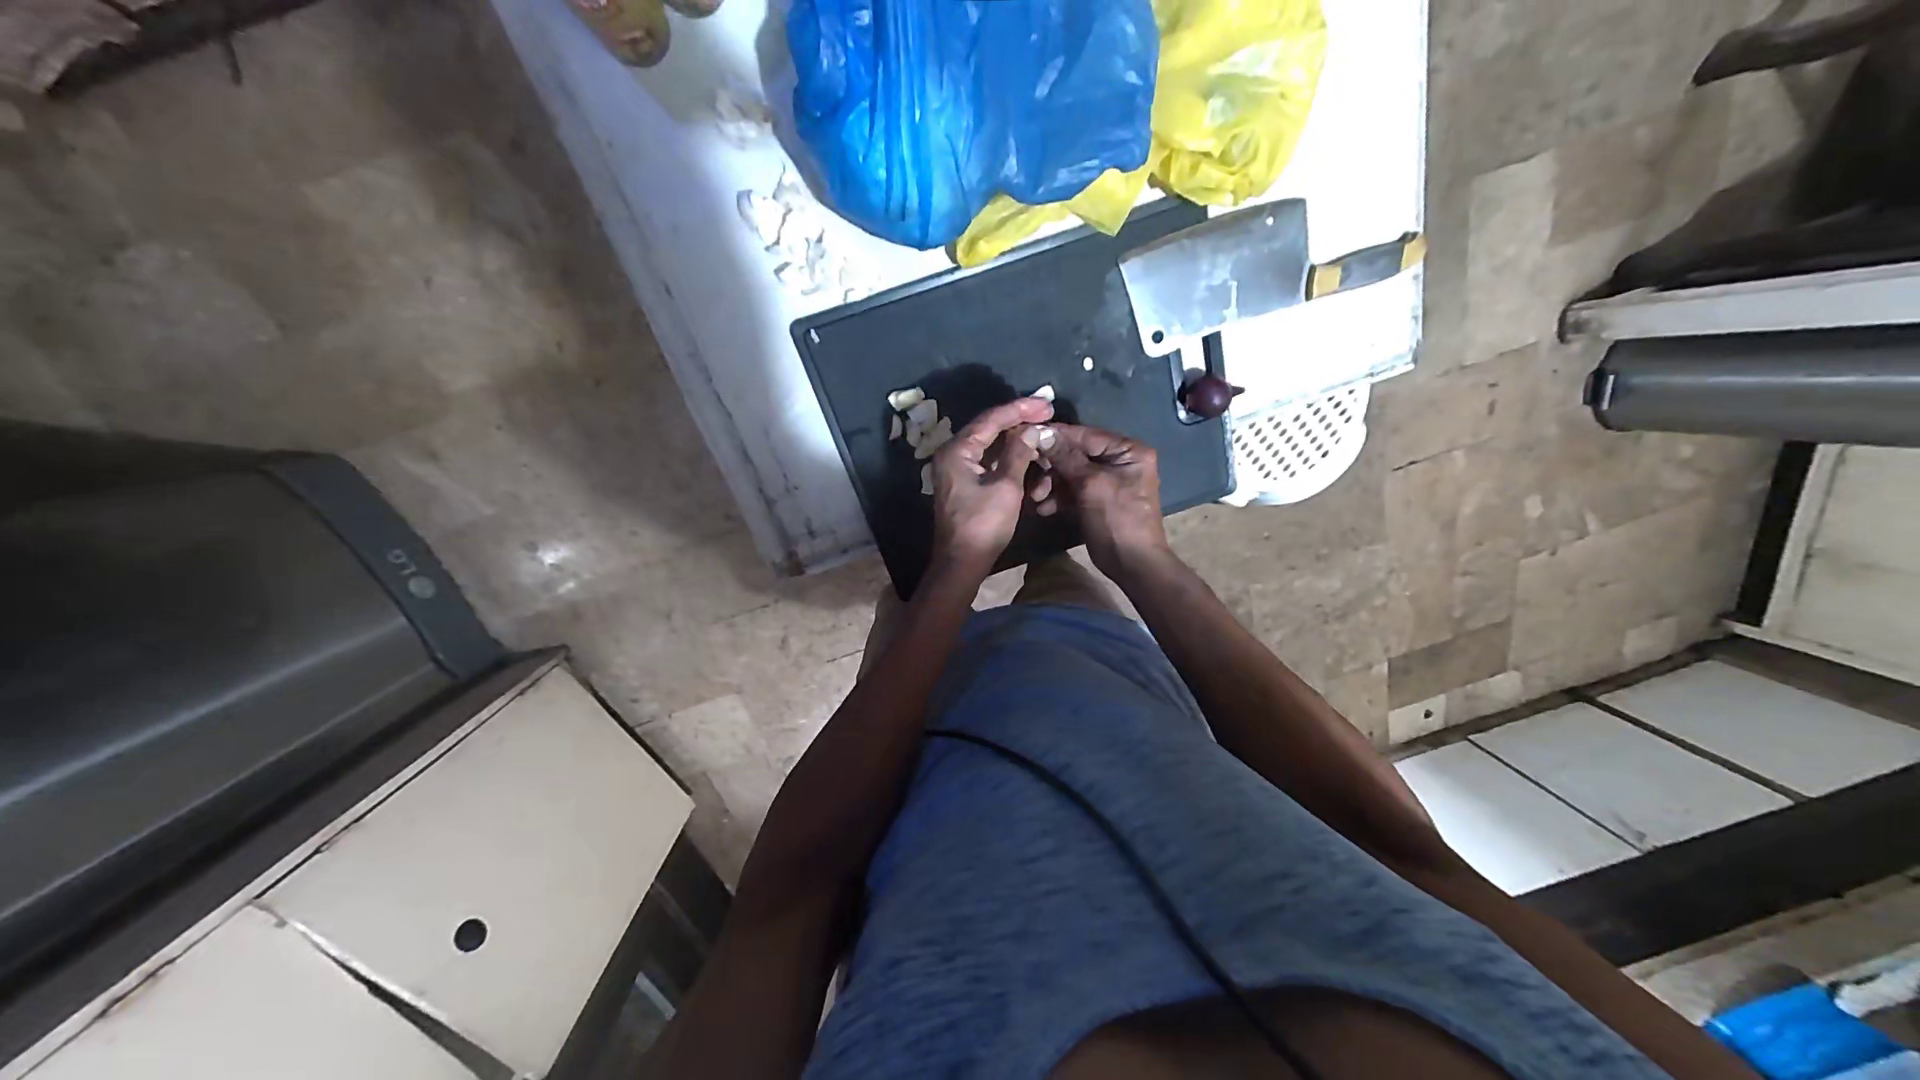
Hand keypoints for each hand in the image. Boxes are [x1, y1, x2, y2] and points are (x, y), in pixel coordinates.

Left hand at [930, 396, 1054, 573]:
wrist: (961, 562)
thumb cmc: (983, 524)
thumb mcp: (1006, 486)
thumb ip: (1018, 453)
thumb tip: (1032, 430)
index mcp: (957, 450)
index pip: (991, 419)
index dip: (1020, 409)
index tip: (1046, 404)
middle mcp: (952, 453)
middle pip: (988, 428)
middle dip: (1018, 421)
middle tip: (1047, 412)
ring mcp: (956, 468)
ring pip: (989, 444)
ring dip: (1014, 439)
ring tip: (1041, 431)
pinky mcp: (963, 482)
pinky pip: (987, 460)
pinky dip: (1007, 456)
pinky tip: (1027, 453)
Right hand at [1035, 424, 1169, 579]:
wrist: (1132, 564)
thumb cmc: (1117, 519)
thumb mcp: (1090, 484)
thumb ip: (1065, 457)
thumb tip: (1042, 432)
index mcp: (1128, 450)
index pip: (1086, 435)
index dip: (1056, 436)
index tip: (1027, 436)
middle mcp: (1119, 461)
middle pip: (1076, 455)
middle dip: (1051, 467)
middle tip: (1031, 476)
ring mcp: (1108, 482)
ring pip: (1071, 474)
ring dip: (1051, 485)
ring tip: (1037, 499)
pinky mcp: (1096, 500)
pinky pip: (1073, 492)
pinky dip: (1058, 499)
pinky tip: (1043, 510)